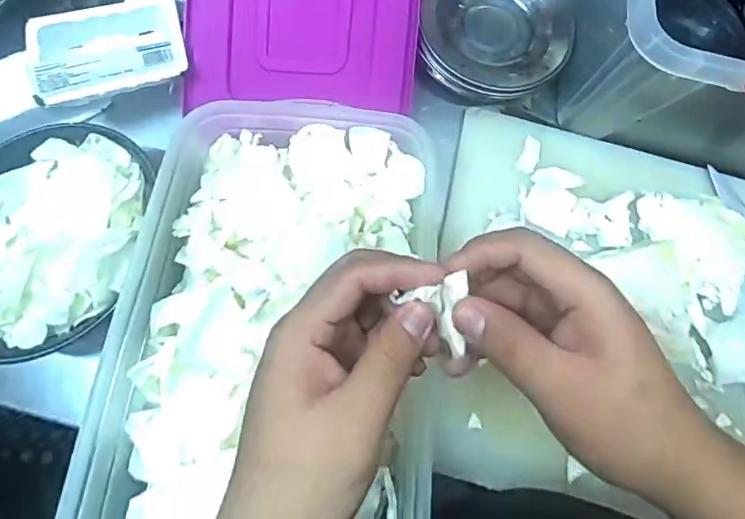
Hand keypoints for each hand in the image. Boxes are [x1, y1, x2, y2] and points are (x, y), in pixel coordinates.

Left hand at [219, 249, 443, 518]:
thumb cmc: (308, 476)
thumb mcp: (356, 417)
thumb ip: (389, 357)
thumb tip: (424, 305)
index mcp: (299, 330)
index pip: (351, 276)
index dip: (397, 268)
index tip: (442, 279)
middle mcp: (303, 331)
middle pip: (354, 287)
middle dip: (400, 288)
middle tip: (445, 306)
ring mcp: (312, 352)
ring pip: (361, 313)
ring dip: (398, 318)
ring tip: (436, 343)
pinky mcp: (323, 375)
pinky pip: (360, 342)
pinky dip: (390, 344)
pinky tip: (414, 364)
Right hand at [443, 230, 744, 518]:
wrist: (677, 468)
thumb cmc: (624, 423)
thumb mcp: (560, 386)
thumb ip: (508, 342)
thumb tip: (458, 306)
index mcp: (582, 287)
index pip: (521, 246)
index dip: (478, 253)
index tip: (441, 280)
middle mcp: (573, 291)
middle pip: (511, 268)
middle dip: (470, 286)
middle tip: (435, 317)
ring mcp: (567, 314)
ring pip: (509, 296)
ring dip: (476, 315)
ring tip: (446, 350)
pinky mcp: (562, 337)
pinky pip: (517, 322)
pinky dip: (491, 335)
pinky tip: (467, 361)